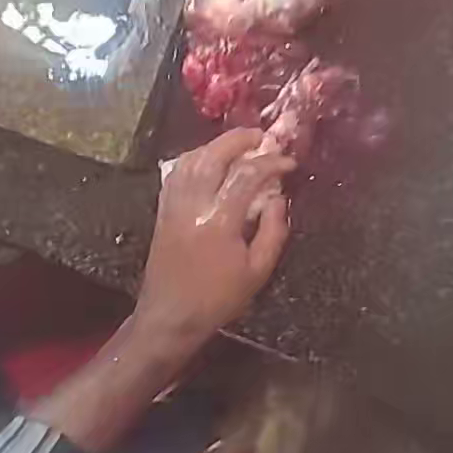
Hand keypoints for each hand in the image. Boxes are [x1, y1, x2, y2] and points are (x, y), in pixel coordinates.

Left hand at [137, 129, 294, 342]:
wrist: (170, 315)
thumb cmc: (218, 297)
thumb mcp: (258, 271)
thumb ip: (273, 231)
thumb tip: (277, 199)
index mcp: (220, 220)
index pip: (247, 175)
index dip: (271, 162)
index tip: (289, 162)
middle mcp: (193, 204)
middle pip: (213, 156)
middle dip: (239, 140)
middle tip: (261, 137)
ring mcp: (174, 205)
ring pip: (192, 159)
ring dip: (216, 145)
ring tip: (238, 144)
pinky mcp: (163, 210)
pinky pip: (177, 172)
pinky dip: (195, 158)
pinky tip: (208, 160)